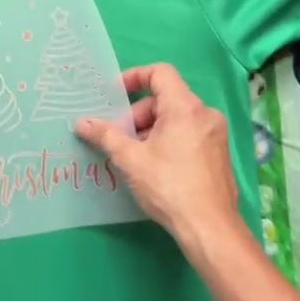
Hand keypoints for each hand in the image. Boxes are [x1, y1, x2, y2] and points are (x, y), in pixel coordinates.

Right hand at [75, 64, 243, 246]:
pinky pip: (186, 133)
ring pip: (175, 118)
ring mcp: (215, 134)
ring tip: (131, 154)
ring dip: (149, 129)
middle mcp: (205, 114)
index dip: (134, 76)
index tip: (114, 94)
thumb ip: (105, 135)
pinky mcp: (217, 153)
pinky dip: (166, 140)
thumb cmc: (168, 186)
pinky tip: (152, 165)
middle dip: (137, 114)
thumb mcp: (130, 159)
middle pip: (164, 99)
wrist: (209, 227)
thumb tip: (82, 123)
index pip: (160, 73)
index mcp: (185, 107)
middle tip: (118, 137)